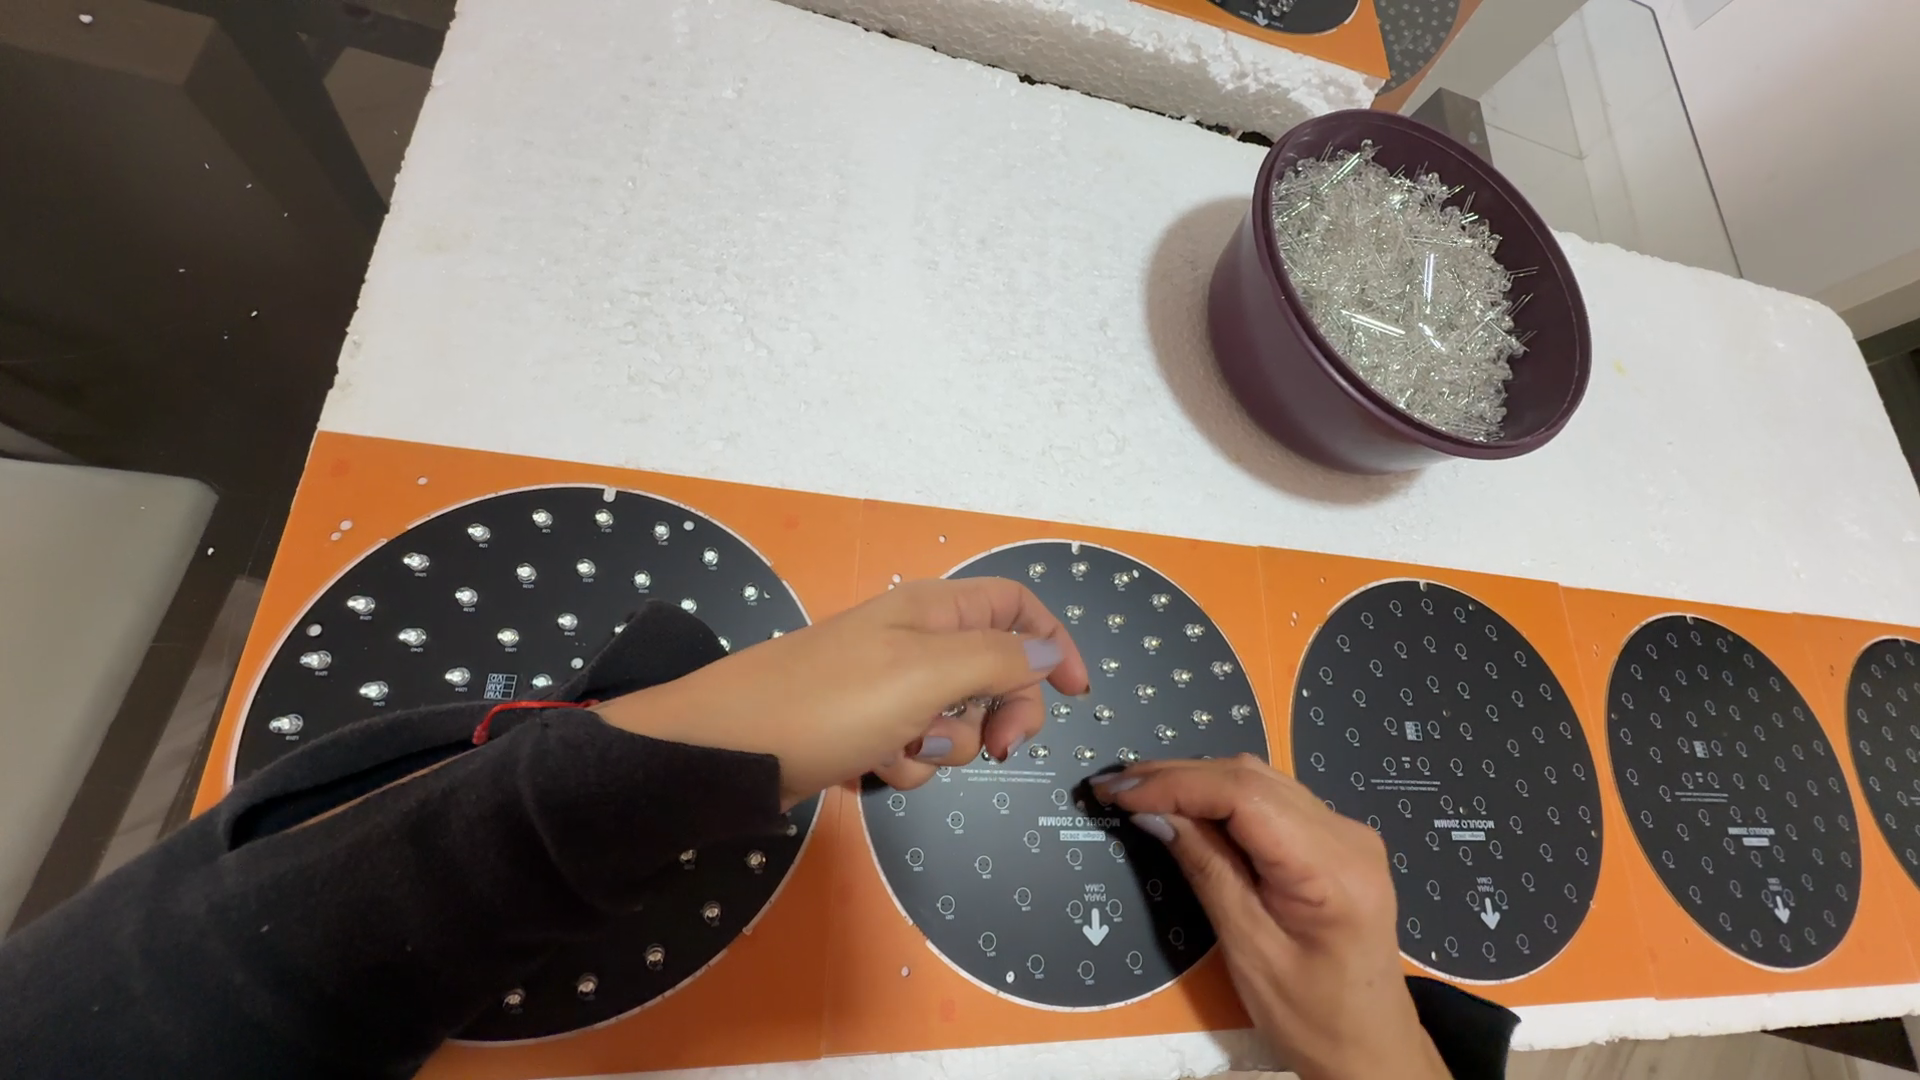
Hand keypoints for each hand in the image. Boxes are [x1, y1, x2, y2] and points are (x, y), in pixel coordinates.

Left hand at [592, 578, 1090, 807]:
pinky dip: (904, 763)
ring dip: (944, 744)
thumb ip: (999, 658)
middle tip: (998, 747)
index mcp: (935, 610)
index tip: (1075, 693)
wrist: (731, 750)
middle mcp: (919, 641)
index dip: (1052, 639)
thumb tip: (1049, 652)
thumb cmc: (833, 699)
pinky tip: (869, 766)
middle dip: (1002, 711)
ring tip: (901, 747)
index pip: (1015, 603)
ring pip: (959, 718)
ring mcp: (892, 687)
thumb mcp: (927, 671)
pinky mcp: (869, 728)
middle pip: (997, 669)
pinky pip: (917, 748)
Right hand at [1094, 757, 1450, 1079]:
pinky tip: (1182, 801)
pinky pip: (1265, 795)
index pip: (1243, 795)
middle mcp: (1344, 833)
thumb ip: (1205, 868)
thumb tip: (1151, 811)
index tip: (1119, 791)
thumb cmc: (1311, 1016)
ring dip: (1191, 779)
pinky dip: (1216, 792)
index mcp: (1332, 867)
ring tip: (1137, 788)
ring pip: (1254, 777)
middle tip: (1114, 785)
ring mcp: (1342, 830)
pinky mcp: (1331, 836)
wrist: (1373, 1051)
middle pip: (1247, 777)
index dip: (1175, 783)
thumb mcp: (1248, 948)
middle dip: (1174, 775)